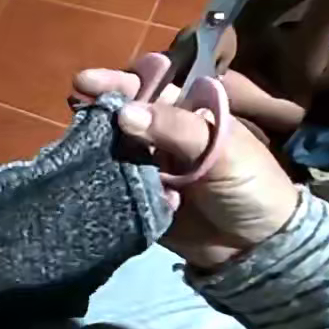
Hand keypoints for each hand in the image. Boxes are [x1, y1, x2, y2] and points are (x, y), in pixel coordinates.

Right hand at [74, 68, 300, 268]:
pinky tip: (80, 171)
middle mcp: (162, 134)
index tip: (88, 80)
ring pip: (113, 148)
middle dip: (100, 108)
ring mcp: (148, 166)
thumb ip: (176, 129)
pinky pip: (112, 183)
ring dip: (94, 142)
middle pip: (124, 114)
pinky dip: (99, 177)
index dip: (120, 80)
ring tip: (73, 139)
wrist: (255, 249)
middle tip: (74, 102)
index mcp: (187, 112)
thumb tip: (124, 114)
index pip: (149, 86)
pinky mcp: (138, 197)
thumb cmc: (250, 185)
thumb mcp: (224, 150)